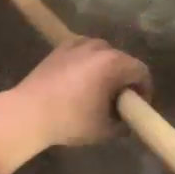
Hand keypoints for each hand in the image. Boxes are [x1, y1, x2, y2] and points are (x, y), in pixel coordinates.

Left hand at [4, 38, 150, 148]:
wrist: (30, 111)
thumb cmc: (72, 120)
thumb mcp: (106, 129)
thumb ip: (124, 123)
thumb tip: (126, 120)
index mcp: (113, 63)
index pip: (141, 71)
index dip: (144, 90)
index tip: (137, 106)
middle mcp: (97, 47)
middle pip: (122, 59)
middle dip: (125, 79)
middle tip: (119, 100)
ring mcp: (76, 44)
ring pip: (102, 53)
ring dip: (106, 68)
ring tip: (99, 89)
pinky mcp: (59, 48)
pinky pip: (82, 52)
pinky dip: (87, 62)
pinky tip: (79, 80)